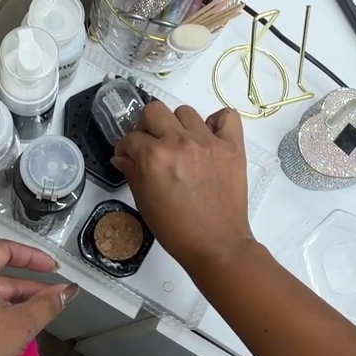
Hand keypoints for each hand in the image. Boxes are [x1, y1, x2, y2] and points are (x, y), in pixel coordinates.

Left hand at [0, 241, 75, 355]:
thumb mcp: (20, 328)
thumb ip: (46, 304)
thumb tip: (69, 291)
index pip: (3, 250)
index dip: (33, 257)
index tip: (54, 268)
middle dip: (25, 288)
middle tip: (51, 300)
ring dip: (9, 303)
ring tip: (34, 318)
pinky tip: (6, 332)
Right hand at [111, 103, 254, 274]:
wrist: (217, 245)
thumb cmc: (176, 229)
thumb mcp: (144, 202)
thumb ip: (132, 172)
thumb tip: (123, 156)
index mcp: (154, 156)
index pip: (131, 138)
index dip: (126, 148)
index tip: (129, 156)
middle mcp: (180, 142)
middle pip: (155, 111)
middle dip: (147, 127)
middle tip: (152, 145)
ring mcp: (208, 142)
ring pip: (186, 112)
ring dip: (178, 125)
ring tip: (182, 144)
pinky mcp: (232, 146)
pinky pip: (226, 116)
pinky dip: (216, 122)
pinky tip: (209, 138)